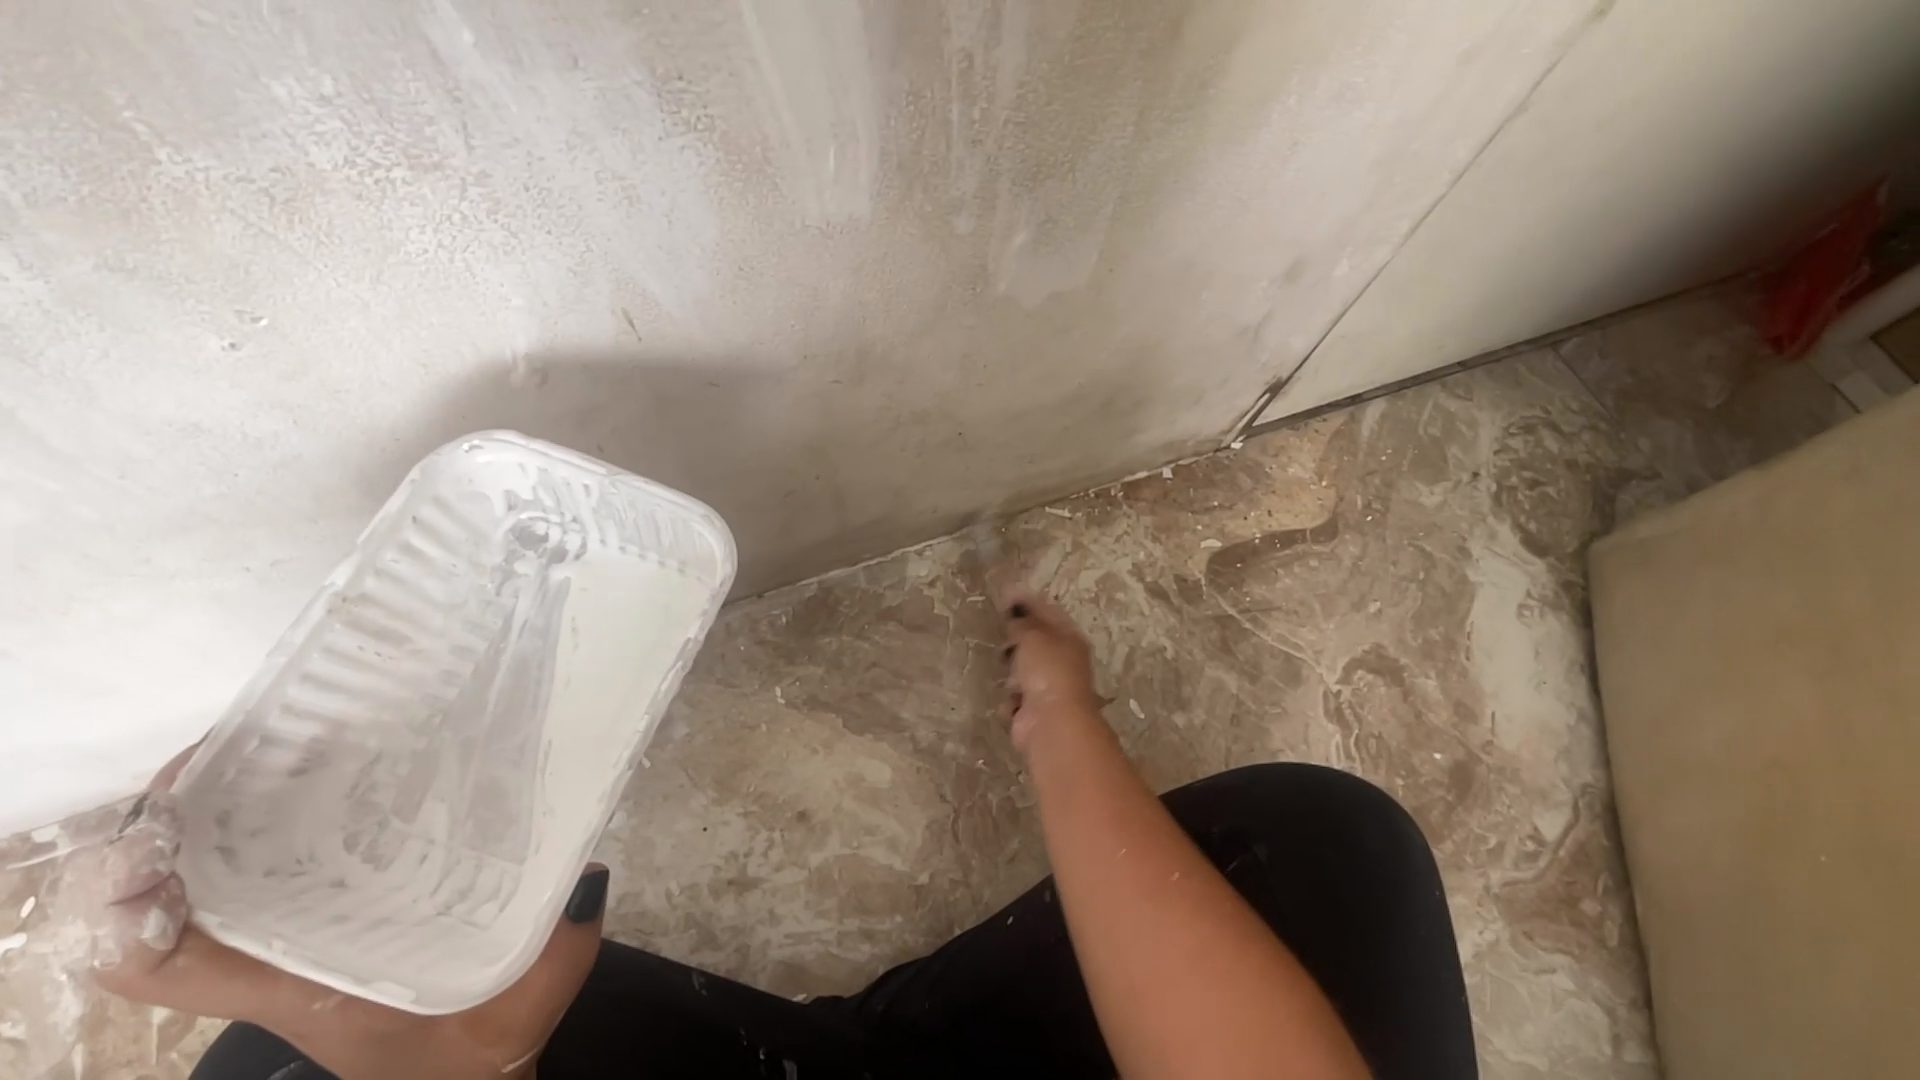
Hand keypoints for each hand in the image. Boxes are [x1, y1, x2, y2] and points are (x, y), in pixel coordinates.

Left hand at [61, 749, 606, 1079]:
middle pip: (183, 883)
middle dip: (194, 808)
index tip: (169, 816)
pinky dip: (308, 801)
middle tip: (264, 734)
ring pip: (238, 857)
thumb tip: (582, 877)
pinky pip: (301, 849)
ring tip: (313, 725)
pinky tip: (367, 755)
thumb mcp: (518, 1014)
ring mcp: (307, 923)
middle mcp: (280, 948)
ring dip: (249, 795)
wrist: (469, 1072)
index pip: (155, 958)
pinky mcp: (345, 900)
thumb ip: (555, 955)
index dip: (128, 894)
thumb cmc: (474, 1052)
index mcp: (292, 985)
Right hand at [995, 582, 1104, 752]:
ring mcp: (1049, 688)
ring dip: (1013, 673)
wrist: (1051, 722)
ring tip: (1010, 674)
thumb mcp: (1033, 636)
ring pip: (1022, 671)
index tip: (1006, 593)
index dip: (1028, 602)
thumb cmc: (1047, 671)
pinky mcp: (1034, 711)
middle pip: (1035, 643)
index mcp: (1069, 638)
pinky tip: (1012, 701)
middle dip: (1018, 641)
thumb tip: (1016, 609)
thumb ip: (1022, 621)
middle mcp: (1062, 662)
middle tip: (1005, 636)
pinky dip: (1011, 700)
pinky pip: (1015, 698)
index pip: (1048, 613)